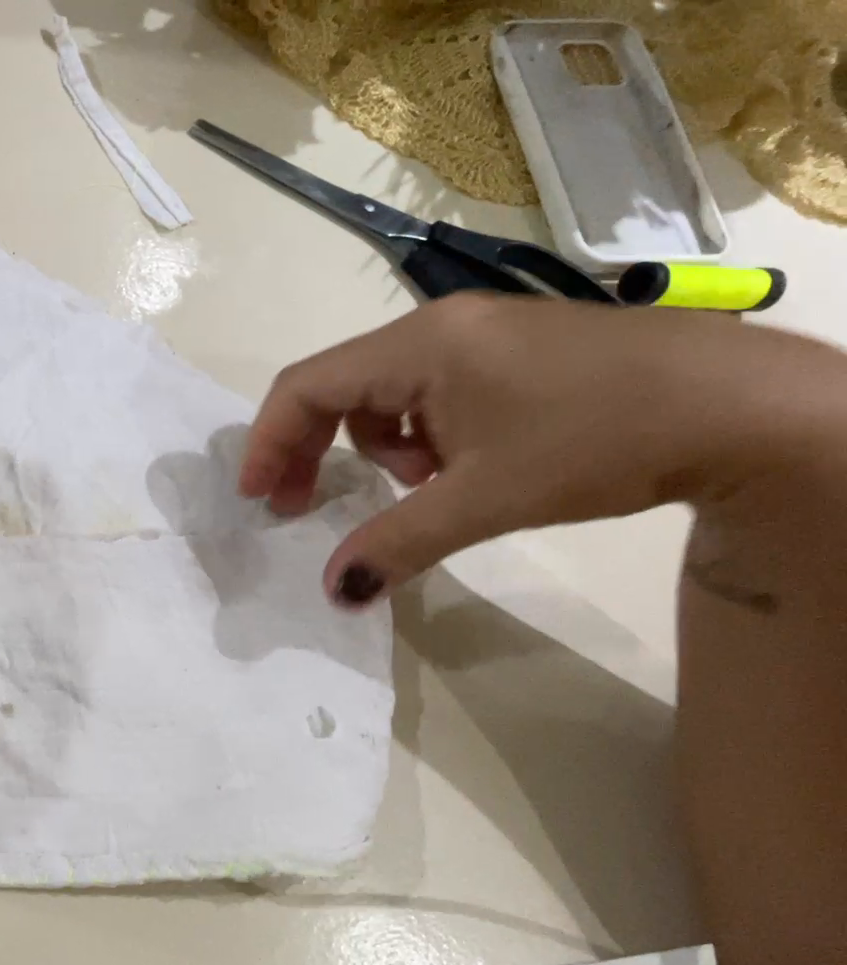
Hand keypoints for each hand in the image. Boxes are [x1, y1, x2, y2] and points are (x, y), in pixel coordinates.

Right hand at [239, 295, 843, 605]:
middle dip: (311, 449)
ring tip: (422, 485)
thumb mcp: (486, 498)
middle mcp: (439, 325)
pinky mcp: (512, 348)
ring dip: (378, 446)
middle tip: (300, 504)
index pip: (305, 386)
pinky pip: (429, 388)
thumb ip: (395, 542)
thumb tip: (335, 593)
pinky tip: (462, 462)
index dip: (267, 443)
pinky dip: (421, 433)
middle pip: (337, 386)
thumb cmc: (602, 440)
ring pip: (384, 391)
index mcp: (420, 345)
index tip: (257, 498)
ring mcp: (479, 331)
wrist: (754, 408)